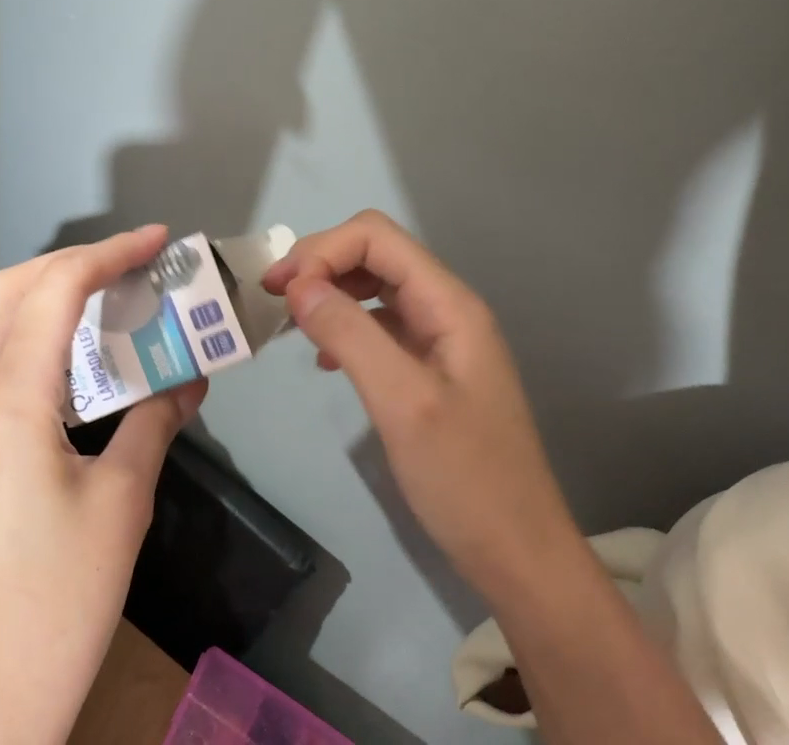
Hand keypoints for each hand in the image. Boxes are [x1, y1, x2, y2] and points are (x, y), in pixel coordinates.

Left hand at [0, 227, 206, 744]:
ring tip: (103, 303)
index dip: (111, 254)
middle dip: (72, 262)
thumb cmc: (58, 604)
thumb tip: (189, 378)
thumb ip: (154, 423)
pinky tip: (63, 363)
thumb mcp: (122, 507)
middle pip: (9, 288)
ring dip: (42, 296)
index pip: (56, 290)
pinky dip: (22, 337)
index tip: (159, 241)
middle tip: (132, 268)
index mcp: (6, 402)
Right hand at [262, 210, 572, 583]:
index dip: (322, 251)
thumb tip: (297, 287)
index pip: (376, 238)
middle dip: (321, 264)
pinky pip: (379, 326)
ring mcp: (440, 341)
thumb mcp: (402, 403)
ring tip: (289, 323)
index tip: (278, 291)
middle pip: (375, 254)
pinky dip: (344, 327)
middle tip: (272, 299)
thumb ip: (350, 336)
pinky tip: (324, 360)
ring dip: (329, 293)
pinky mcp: (429, 371)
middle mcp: (446, 310)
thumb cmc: (465, 478)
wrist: (516, 550)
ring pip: (374, 288)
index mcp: (449, 305)